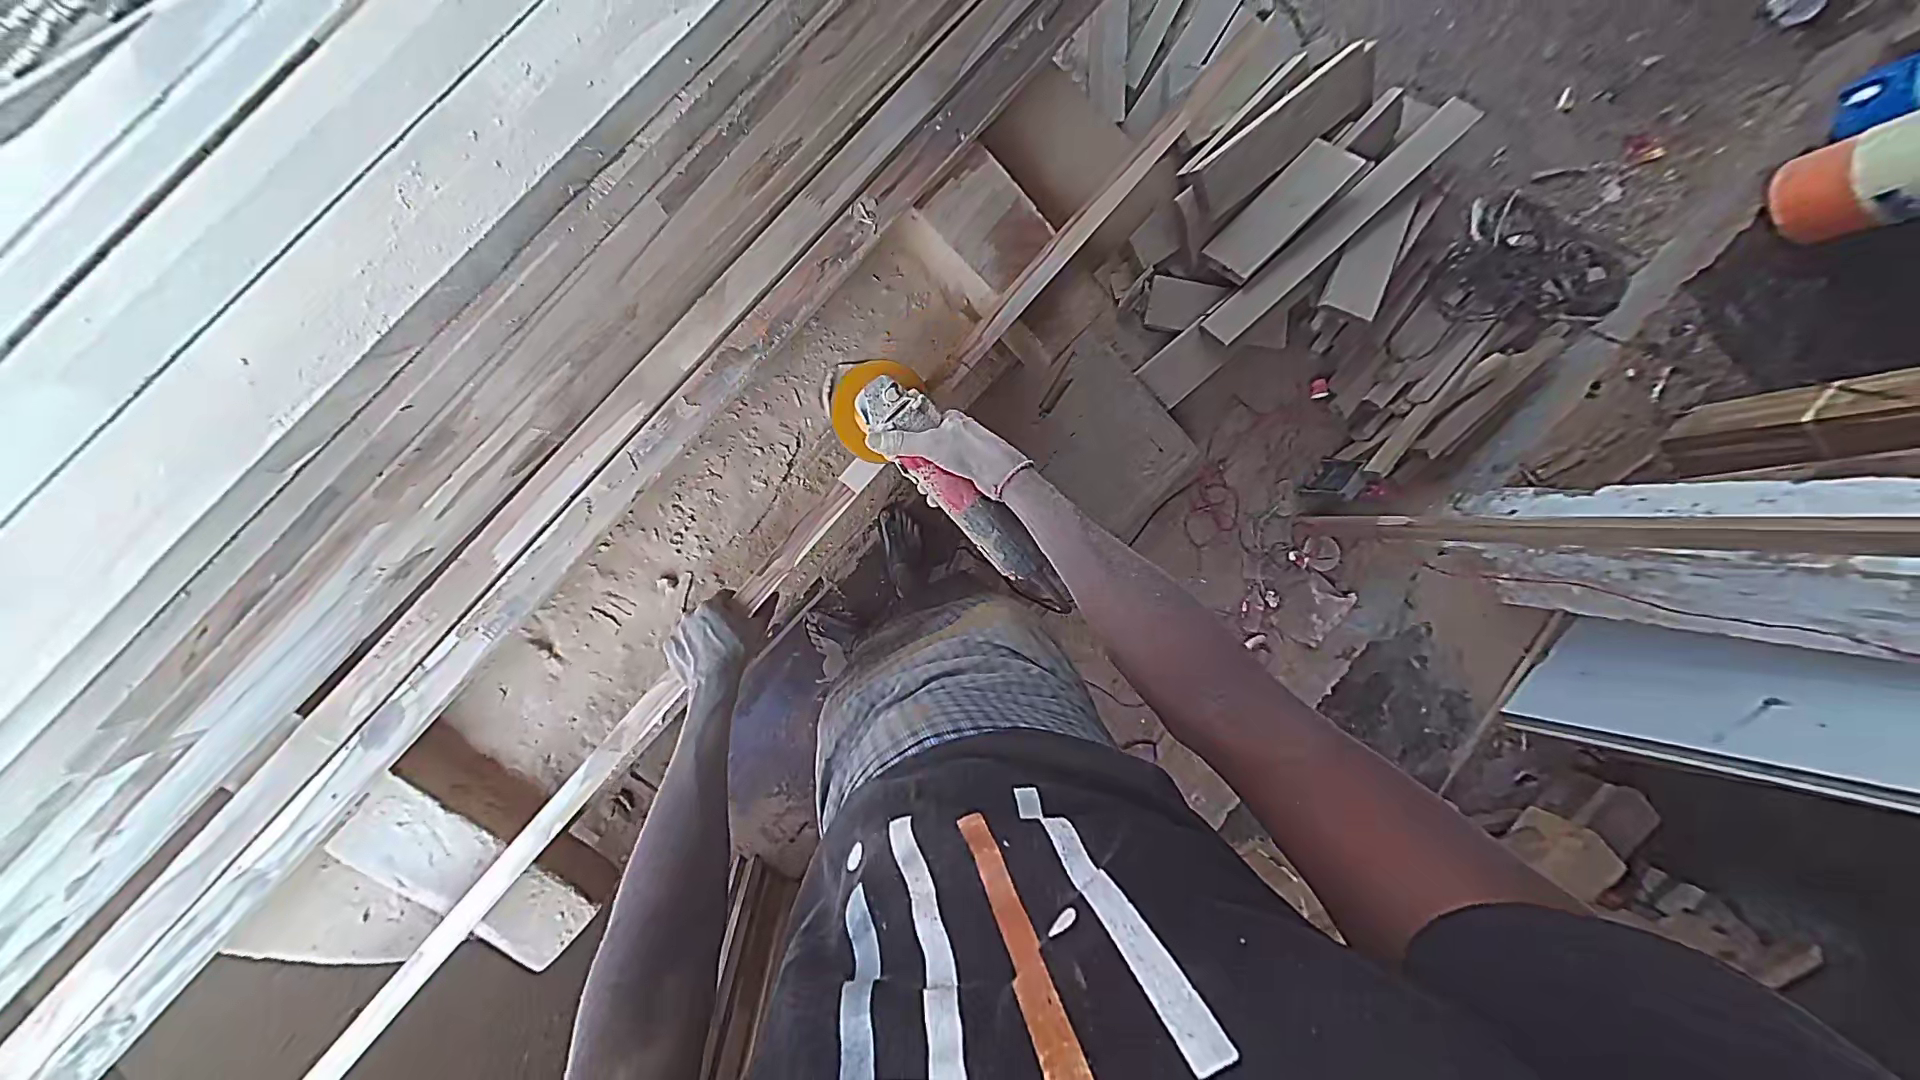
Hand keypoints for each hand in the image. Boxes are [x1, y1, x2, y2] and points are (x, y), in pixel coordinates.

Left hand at [664, 592, 770, 690]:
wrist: (714, 682)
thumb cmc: (735, 655)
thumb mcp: (756, 630)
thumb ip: (765, 609)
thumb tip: (773, 597)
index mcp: (712, 605)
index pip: (723, 596)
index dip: (732, 606)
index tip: (736, 616)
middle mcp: (691, 613)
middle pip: (706, 610)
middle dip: (715, 619)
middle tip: (727, 635)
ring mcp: (678, 630)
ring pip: (693, 625)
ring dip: (701, 632)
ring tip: (714, 648)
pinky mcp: (670, 645)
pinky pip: (682, 640)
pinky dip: (689, 645)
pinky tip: (702, 655)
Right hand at [864, 410, 1031, 499]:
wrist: (1002, 476)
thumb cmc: (977, 452)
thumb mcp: (930, 444)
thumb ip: (901, 442)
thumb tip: (876, 439)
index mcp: (949, 421)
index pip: (919, 429)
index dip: (907, 443)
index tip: (899, 454)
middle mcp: (957, 437)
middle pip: (926, 453)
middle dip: (919, 468)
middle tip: (917, 474)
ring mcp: (963, 457)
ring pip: (936, 469)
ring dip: (930, 481)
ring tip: (930, 486)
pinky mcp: (968, 474)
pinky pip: (948, 481)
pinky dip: (942, 490)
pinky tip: (940, 494)